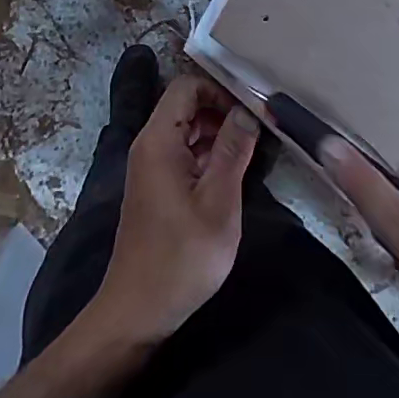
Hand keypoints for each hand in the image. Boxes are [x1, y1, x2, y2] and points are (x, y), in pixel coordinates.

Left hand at [87, 75, 260, 344]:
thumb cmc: (181, 257)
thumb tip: (247, 110)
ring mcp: (151, 166)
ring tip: (252, 149)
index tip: (251, 109)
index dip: (219, 89)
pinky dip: (208, 153)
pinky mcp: (157, 186)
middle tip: (259, 129)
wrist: (139, 311)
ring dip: (218, 132)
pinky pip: (184, 151)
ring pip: (187, 128)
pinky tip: (233, 171)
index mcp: (159, 140)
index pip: (186, 86)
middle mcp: (150, 145)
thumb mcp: (219, 202)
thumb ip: (233, 150)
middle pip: (186, 104)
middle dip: (223, 109)